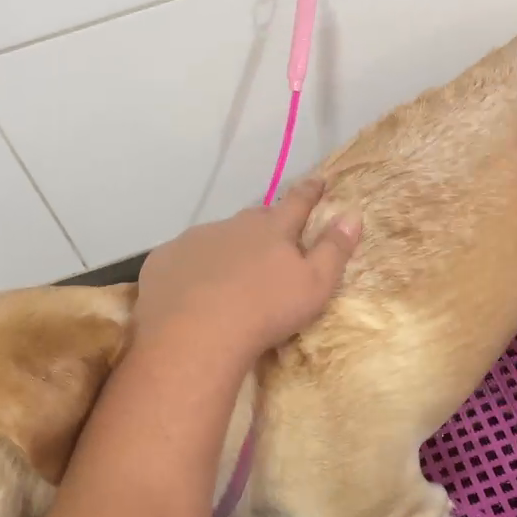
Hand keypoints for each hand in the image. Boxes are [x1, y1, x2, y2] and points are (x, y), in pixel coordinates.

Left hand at [134, 180, 361, 367]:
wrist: (195, 336)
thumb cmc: (265, 312)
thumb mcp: (315, 286)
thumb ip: (334, 250)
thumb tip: (352, 215)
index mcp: (272, 230)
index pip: (297, 203)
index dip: (310, 192)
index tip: (318, 180)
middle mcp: (233, 226)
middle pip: (255, 216)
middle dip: (267, 220)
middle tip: (273, 230)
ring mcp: (194, 240)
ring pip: (217, 236)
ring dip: (227, 246)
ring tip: (230, 270)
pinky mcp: (164, 260)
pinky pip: (184, 257)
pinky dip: (193, 266)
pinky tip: (192, 288)